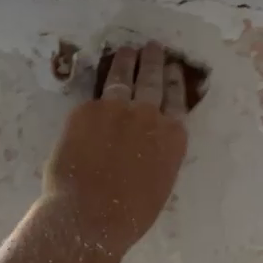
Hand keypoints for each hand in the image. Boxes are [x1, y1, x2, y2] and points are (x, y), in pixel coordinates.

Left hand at [39, 41, 189, 258]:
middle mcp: (148, 115)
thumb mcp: (159, 181)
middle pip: (152, 81)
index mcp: (172, 136)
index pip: (176, 99)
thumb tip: (146, 143)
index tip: (172, 68)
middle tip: (153, 47)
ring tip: (128, 51)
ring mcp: (115, 109)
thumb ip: (157, 153)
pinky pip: (94, 96)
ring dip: (126, 62)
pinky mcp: (86, 111)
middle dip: (153, 61)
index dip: (173, 82)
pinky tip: (98, 80)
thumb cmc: (130, 214)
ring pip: (122, 78)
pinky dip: (99, 90)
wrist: (89, 215)